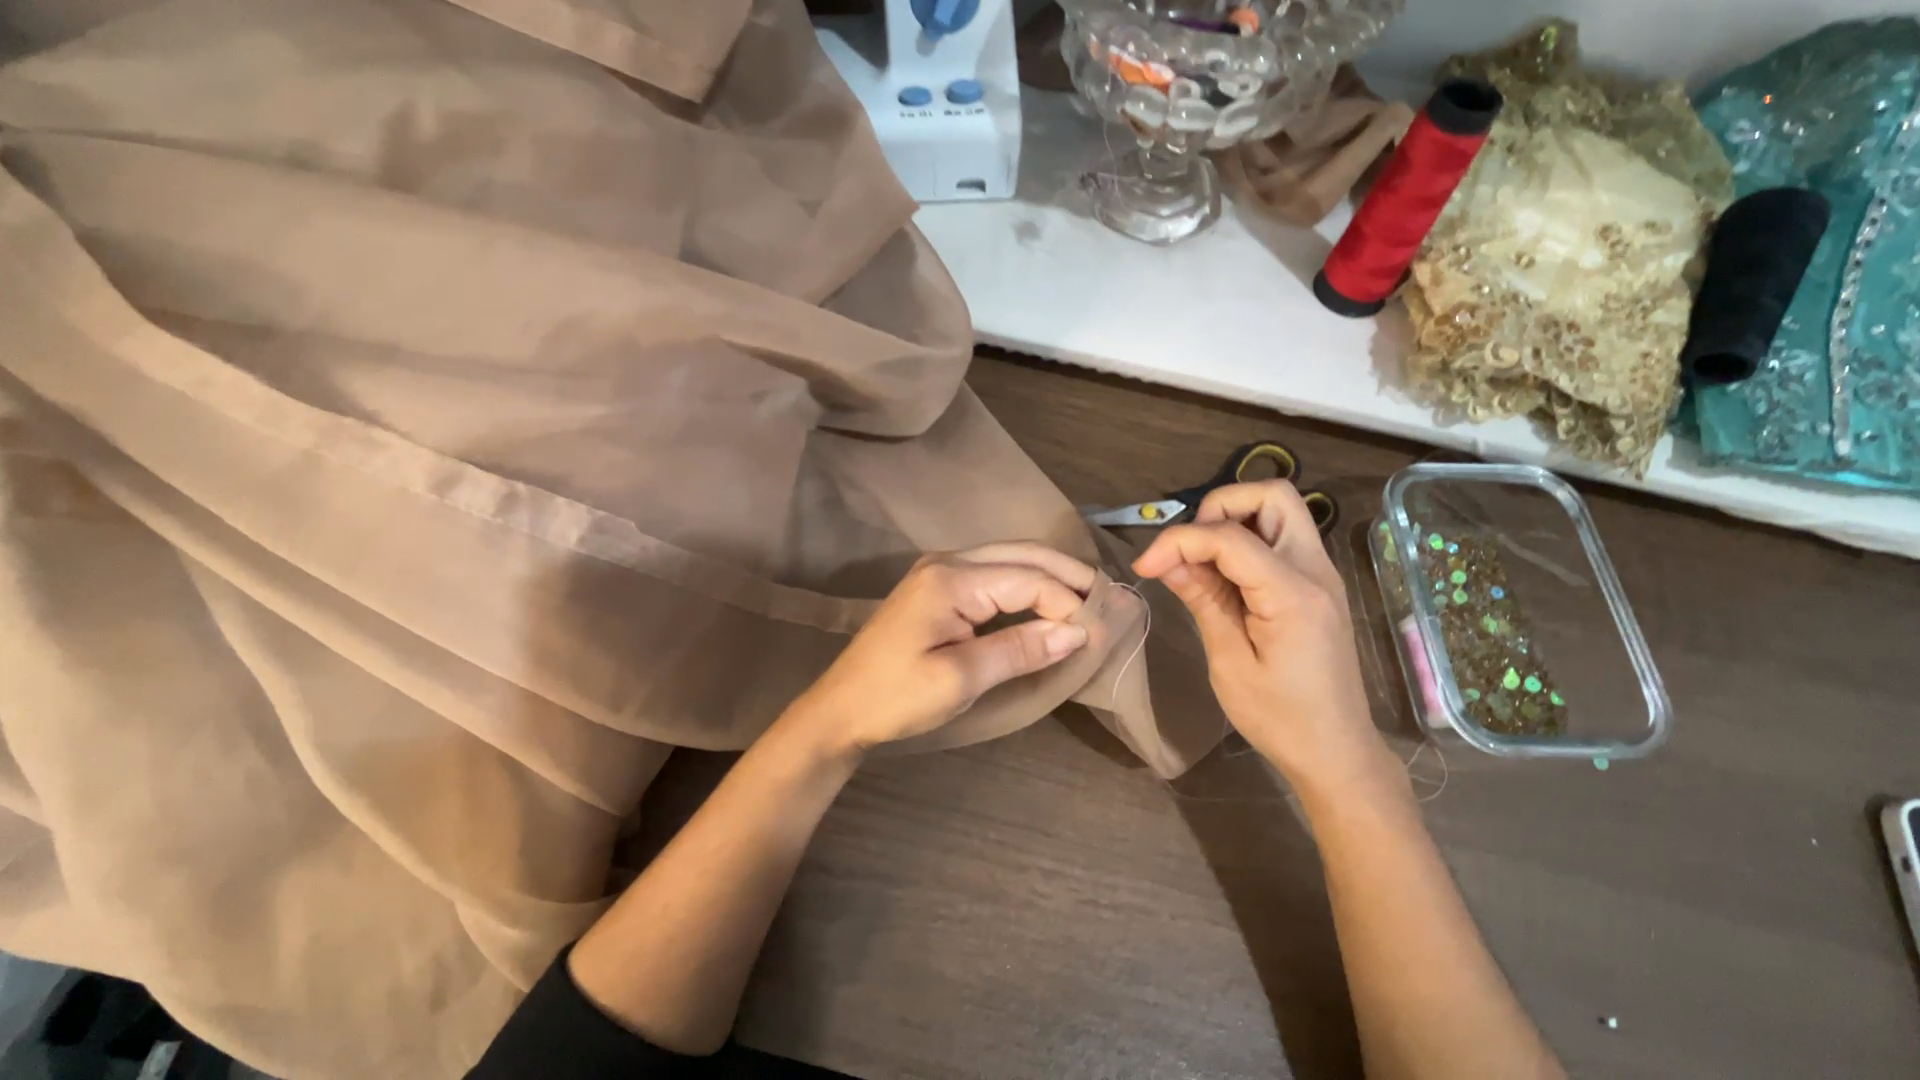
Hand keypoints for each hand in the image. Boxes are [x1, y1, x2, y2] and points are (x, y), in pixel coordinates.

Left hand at [785, 542, 1095, 755]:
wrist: (840, 710)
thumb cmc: (896, 698)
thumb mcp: (962, 679)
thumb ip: (1021, 649)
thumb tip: (1079, 632)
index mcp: (950, 580)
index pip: (1028, 578)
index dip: (1067, 603)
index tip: (1098, 634)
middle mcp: (947, 562)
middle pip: (1022, 554)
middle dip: (1068, 575)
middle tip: (1108, 602)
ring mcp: (939, 571)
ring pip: (1009, 558)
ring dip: (1049, 576)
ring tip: (1086, 602)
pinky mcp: (936, 588)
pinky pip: (993, 573)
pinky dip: (1025, 584)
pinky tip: (1045, 603)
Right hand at [1132, 480, 1403, 805]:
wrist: (1336, 750)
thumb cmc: (1280, 718)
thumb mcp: (1229, 664)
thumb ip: (1203, 601)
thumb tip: (1167, 560)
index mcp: (1292, 594)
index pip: (1229, 537)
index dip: (1178, 540)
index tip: (1145, 566)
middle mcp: (1315, 569)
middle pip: (1271, 495)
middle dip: (1219, 508)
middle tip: (1190, 550)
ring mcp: (1322, 573)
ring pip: (1280, 508)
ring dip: (1236, 519)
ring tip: (1204, 560)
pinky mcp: (1319, 583)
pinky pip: (1283, 536)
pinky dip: (1248, 539)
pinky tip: (1224, 576)